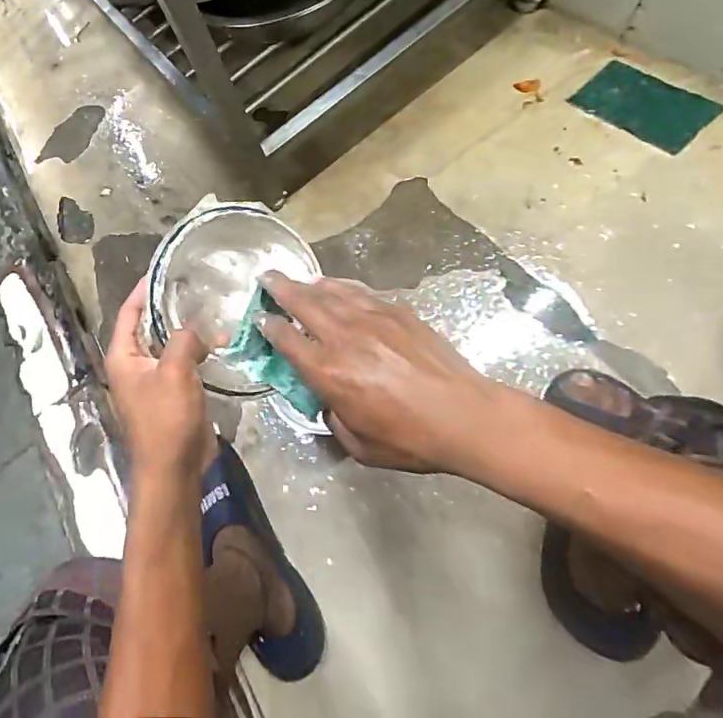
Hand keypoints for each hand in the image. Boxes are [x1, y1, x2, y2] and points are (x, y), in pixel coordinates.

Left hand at [105, 276, 211, 480]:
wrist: (174, 468)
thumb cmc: (166, 419)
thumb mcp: (174, 372)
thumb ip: (183, 339)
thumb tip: (196, 328)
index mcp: (123, 357)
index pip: (128, 312)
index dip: (143, 289)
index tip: (163, 268)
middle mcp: (134, 364)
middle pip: (148, 325)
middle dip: (168, 305)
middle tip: (194, 283)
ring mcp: (154, 379)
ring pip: (169, 343)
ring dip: (186, 327)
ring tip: (210, 305)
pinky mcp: (173, 392)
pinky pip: (183, 361)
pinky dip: (196, 348)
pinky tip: (218, 339)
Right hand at [259, 273, 512, 472]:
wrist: (463, 414)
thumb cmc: (409, 438)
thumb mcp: (359, 445)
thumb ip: (335, 418)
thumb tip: (330, 401)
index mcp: (329, 372)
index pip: (287, 340)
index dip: (269, 327)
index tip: (260, 318)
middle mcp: (344, 337)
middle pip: (303, 303)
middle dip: (280, 288)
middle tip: (266, 278)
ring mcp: (372, 318)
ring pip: (331, 291)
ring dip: (309, 284)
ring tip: (297, 280)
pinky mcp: (397, 311)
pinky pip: (360, 292)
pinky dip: (342, 287)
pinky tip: (337, 286)